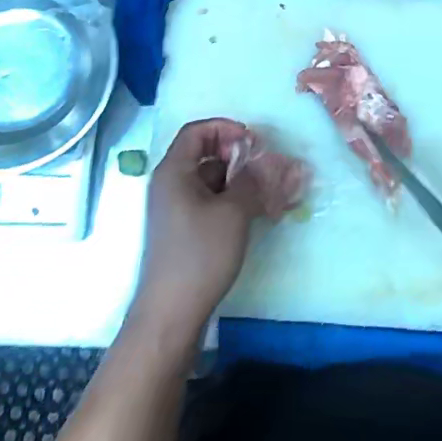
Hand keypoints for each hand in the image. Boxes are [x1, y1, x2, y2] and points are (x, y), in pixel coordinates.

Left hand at [129, 118, 271, 339]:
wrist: (171, 312)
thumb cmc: (200, 254)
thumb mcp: (233, 212)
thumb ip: (252, 180)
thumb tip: (268, 161)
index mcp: (174, 171)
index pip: (196, 131)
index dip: (225, 128)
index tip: (254, 141)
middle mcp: (170, 184)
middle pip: (205, 155)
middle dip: (238, 156)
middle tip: (267, 167)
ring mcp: (175, 208)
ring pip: (211, 181)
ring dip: (240, 181)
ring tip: (271, 192)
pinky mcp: (183, 229)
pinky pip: (210, 202)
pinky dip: (233, 201)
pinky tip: (259, 213)